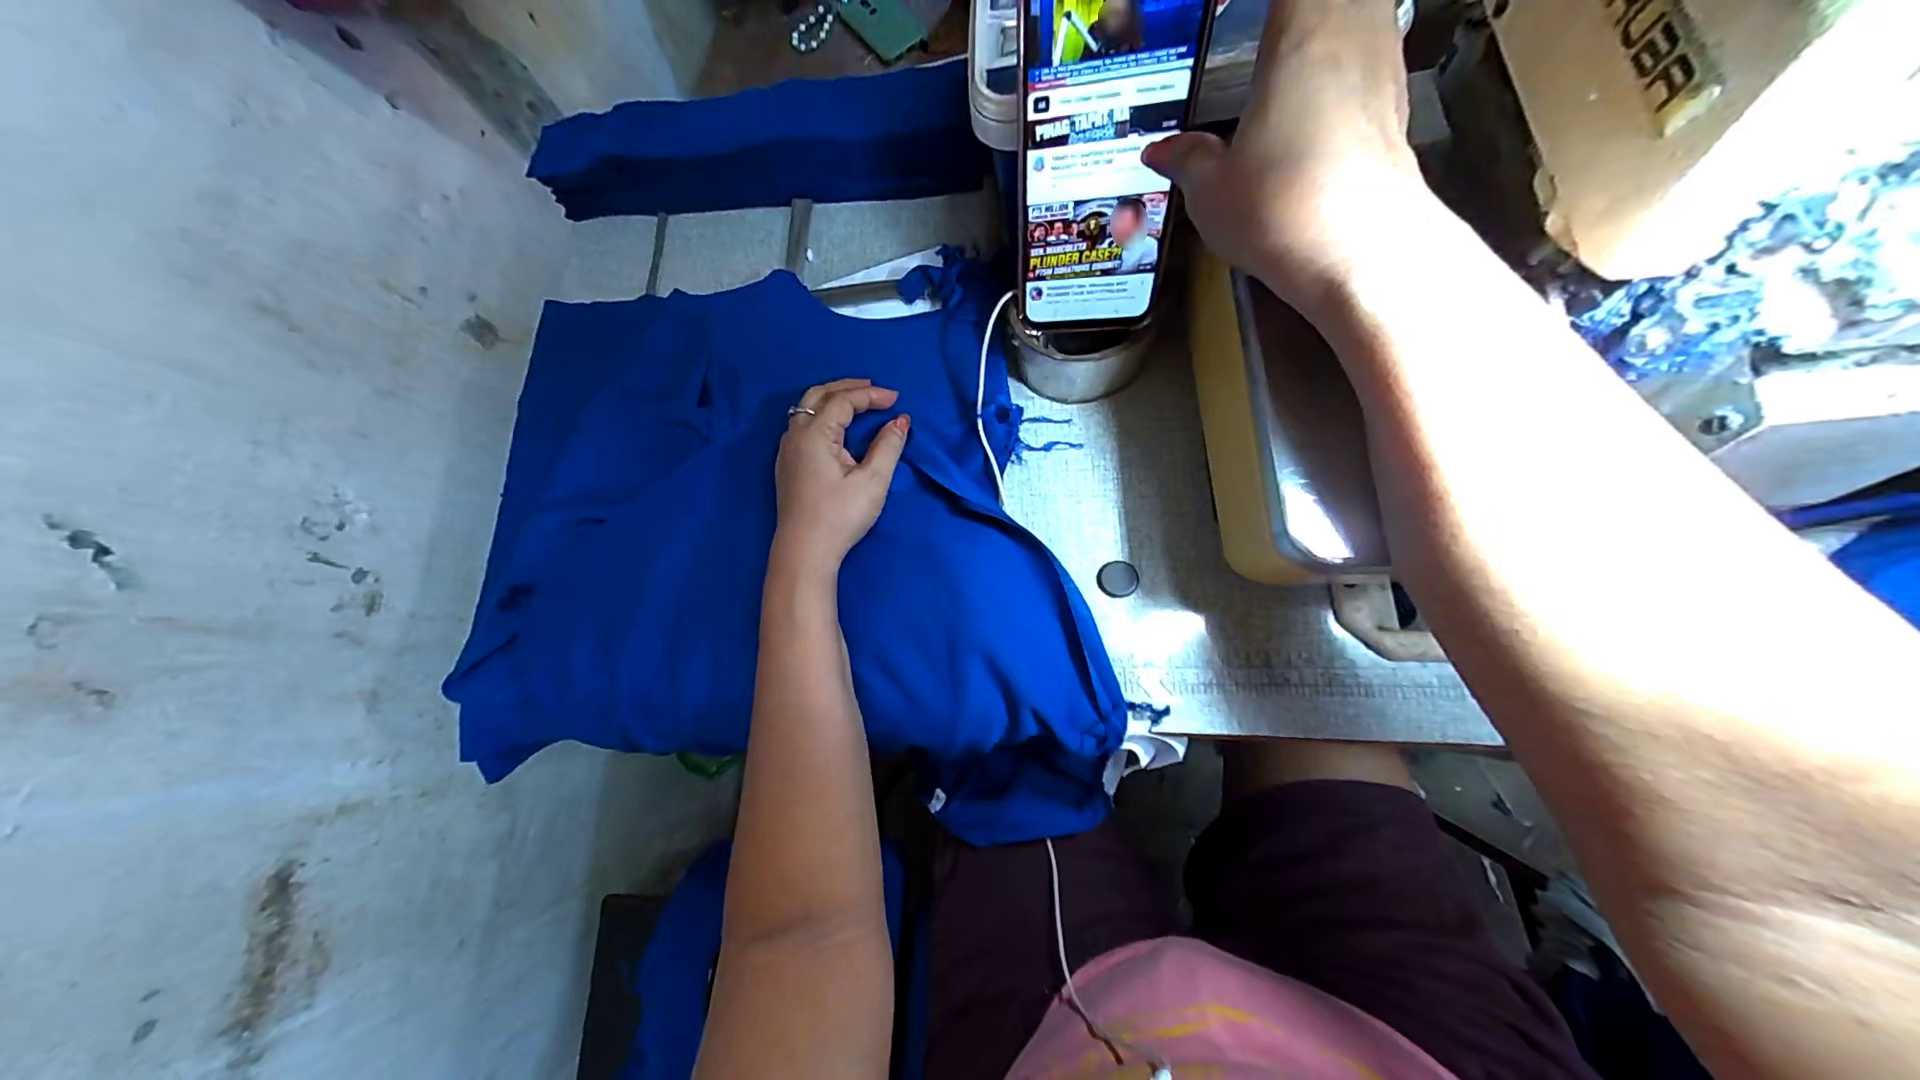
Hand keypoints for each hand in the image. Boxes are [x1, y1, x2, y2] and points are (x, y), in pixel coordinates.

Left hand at [770, 379, 910, 576]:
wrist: (805, 551)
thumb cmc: (840, 516)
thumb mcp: (872, 481)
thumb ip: (888, 447)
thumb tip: (900, 422)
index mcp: (814, 434)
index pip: (843, 401)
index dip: (871, 396)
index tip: (896, 399)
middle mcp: (795, 436)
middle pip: (818, 396)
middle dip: (847, 388)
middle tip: (874, 390)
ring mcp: (787, 451)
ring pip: (806, 409)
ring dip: (833, 400)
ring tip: (858, 404)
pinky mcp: (788, 466)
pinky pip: (802, 425)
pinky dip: (823, 415)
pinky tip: (837, 428)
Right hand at [1142, 0, 1426, 309]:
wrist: (1359, 252)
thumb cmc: (1284, 210)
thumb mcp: (1211, 189)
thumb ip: (1186, 158)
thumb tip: (1162, 151)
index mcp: (1300, 28)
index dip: (1239, 1)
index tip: (1218, 12)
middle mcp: (1352, 29)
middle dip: (1291, 12)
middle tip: (1252, 24)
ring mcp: (1383, 62)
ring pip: (1360, 7)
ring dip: (1325, 20)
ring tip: (1283, 49)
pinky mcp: (1395, 102)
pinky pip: (1371, 47)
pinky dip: (1344, 52)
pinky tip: (1313, 90)